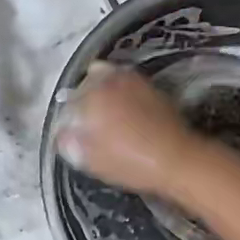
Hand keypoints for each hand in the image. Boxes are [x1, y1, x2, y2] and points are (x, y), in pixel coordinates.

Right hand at [56, 63, 201, 197]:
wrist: (177, 158)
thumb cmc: (130, 163)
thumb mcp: (92, 161)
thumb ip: (69, 144)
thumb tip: (62, 134)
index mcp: (88, 98)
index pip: (67, 104)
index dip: (66, 120)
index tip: (70, 133)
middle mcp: (107, 81)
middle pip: (84, 85)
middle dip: (80, 100)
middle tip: (84, 122)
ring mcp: (130, 79)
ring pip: (103, 76)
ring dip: (98, 89)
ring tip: (103, 111)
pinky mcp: (149, 85)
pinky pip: (124, 80)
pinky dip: (118, 89)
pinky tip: (123, 108)